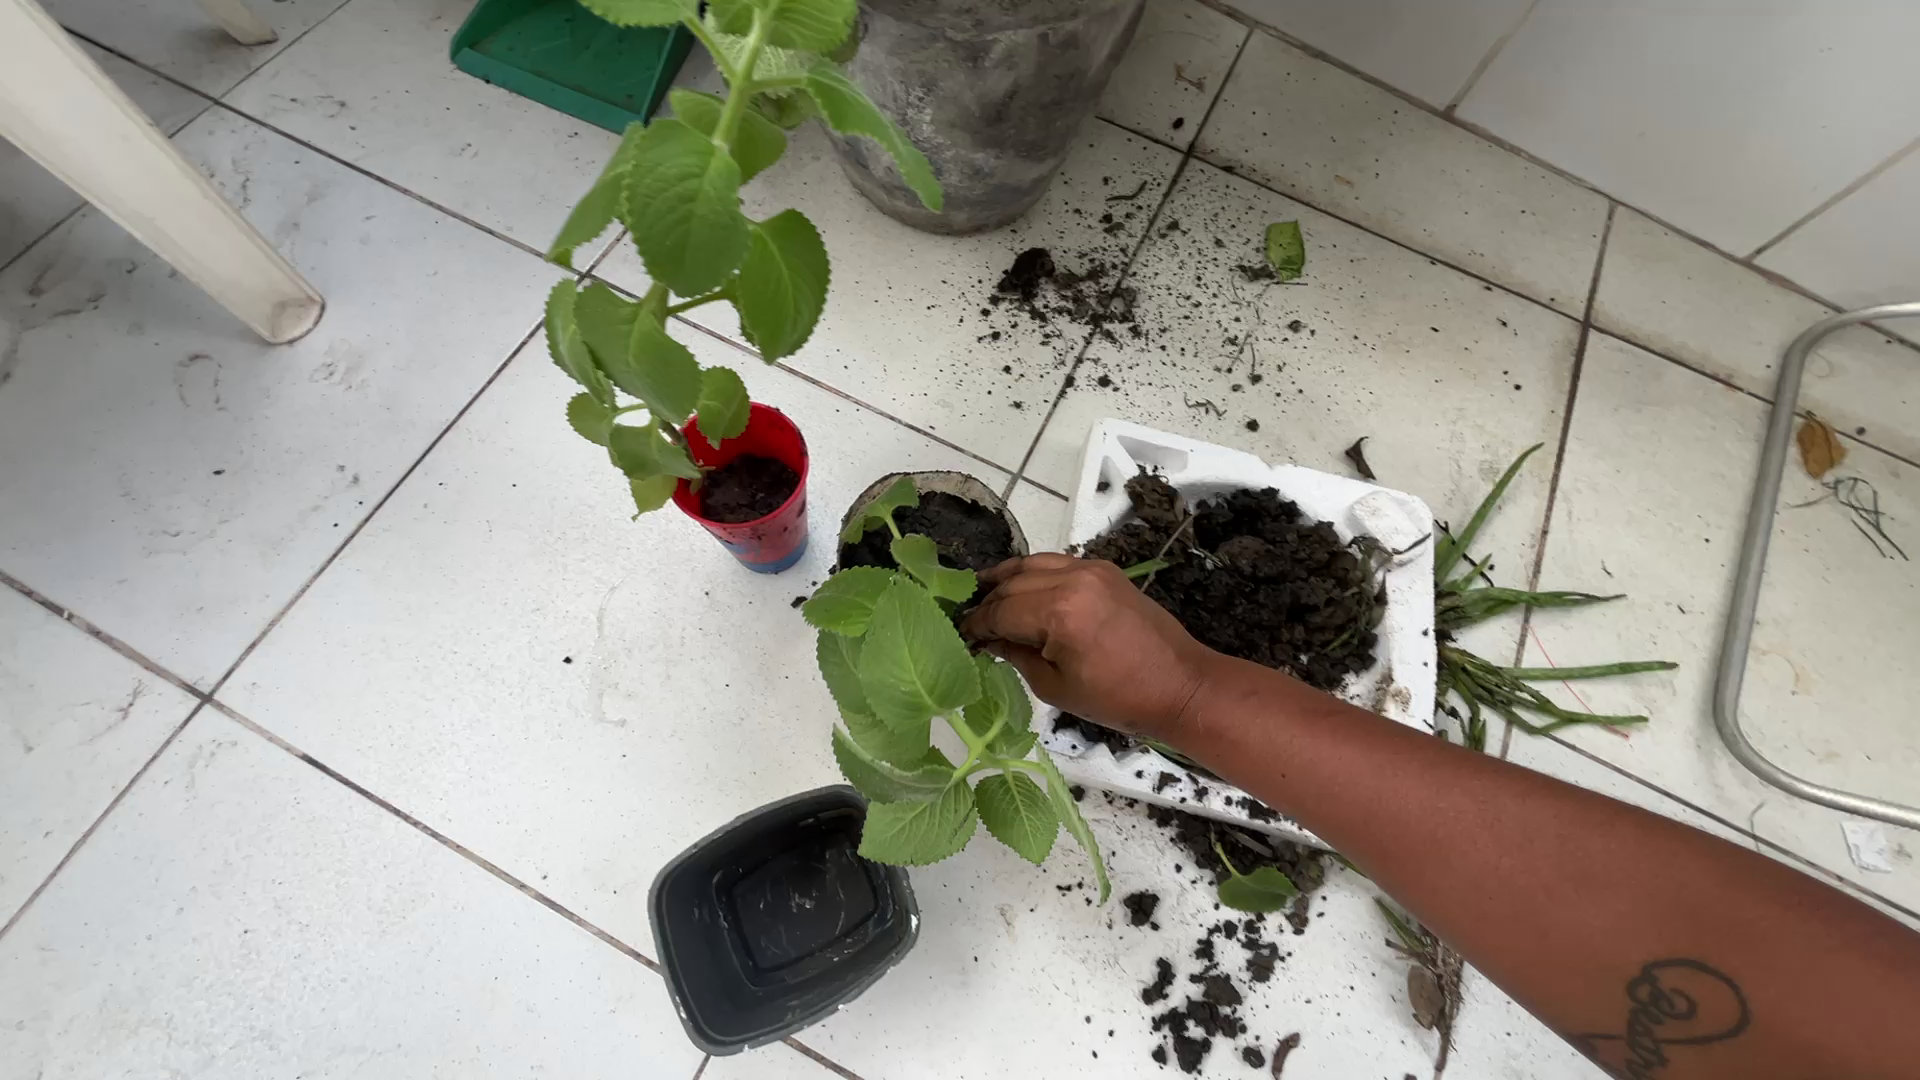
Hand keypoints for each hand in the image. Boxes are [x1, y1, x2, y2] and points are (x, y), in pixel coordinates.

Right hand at [960, 554, 1215, 739]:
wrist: (1179, 685)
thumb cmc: (1117, 699)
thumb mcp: (1054, 686)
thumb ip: (1015, 654)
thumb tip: (987, 639)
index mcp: (1059, 612)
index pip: (1000, 611)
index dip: (975, 624)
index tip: (959, 635)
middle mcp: (1072, 579)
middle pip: (1012, 583)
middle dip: (987, 602)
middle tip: (968, 620)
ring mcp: (1090, 568)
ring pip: (1031, 563)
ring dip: (1005, 579)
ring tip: (984, 594)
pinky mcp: (1103, 569)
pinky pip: (1056, 562)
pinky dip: (1033, 572)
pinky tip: (1020, 587)